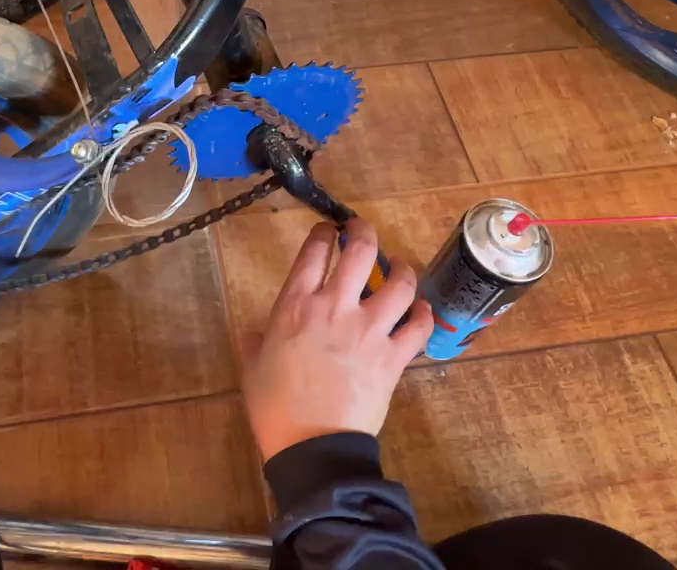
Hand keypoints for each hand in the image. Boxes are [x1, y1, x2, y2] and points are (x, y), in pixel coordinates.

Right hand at [242, 218, 433, 460]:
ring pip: (399, 282)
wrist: (312, 446)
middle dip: (363, 231)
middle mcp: (335, 306)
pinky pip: (418, 326)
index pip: (313, 251)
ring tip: (400, 268)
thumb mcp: (253, 365)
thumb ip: (257, 340)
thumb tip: (258, 333)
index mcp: (296, 304)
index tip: (327, 230)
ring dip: (402, 270)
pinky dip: (423, 314)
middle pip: (359, 250)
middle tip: (362, 230)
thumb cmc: (275, 406)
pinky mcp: (393, 357)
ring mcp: (369, 329)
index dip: (322, 232)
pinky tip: (421, 310)